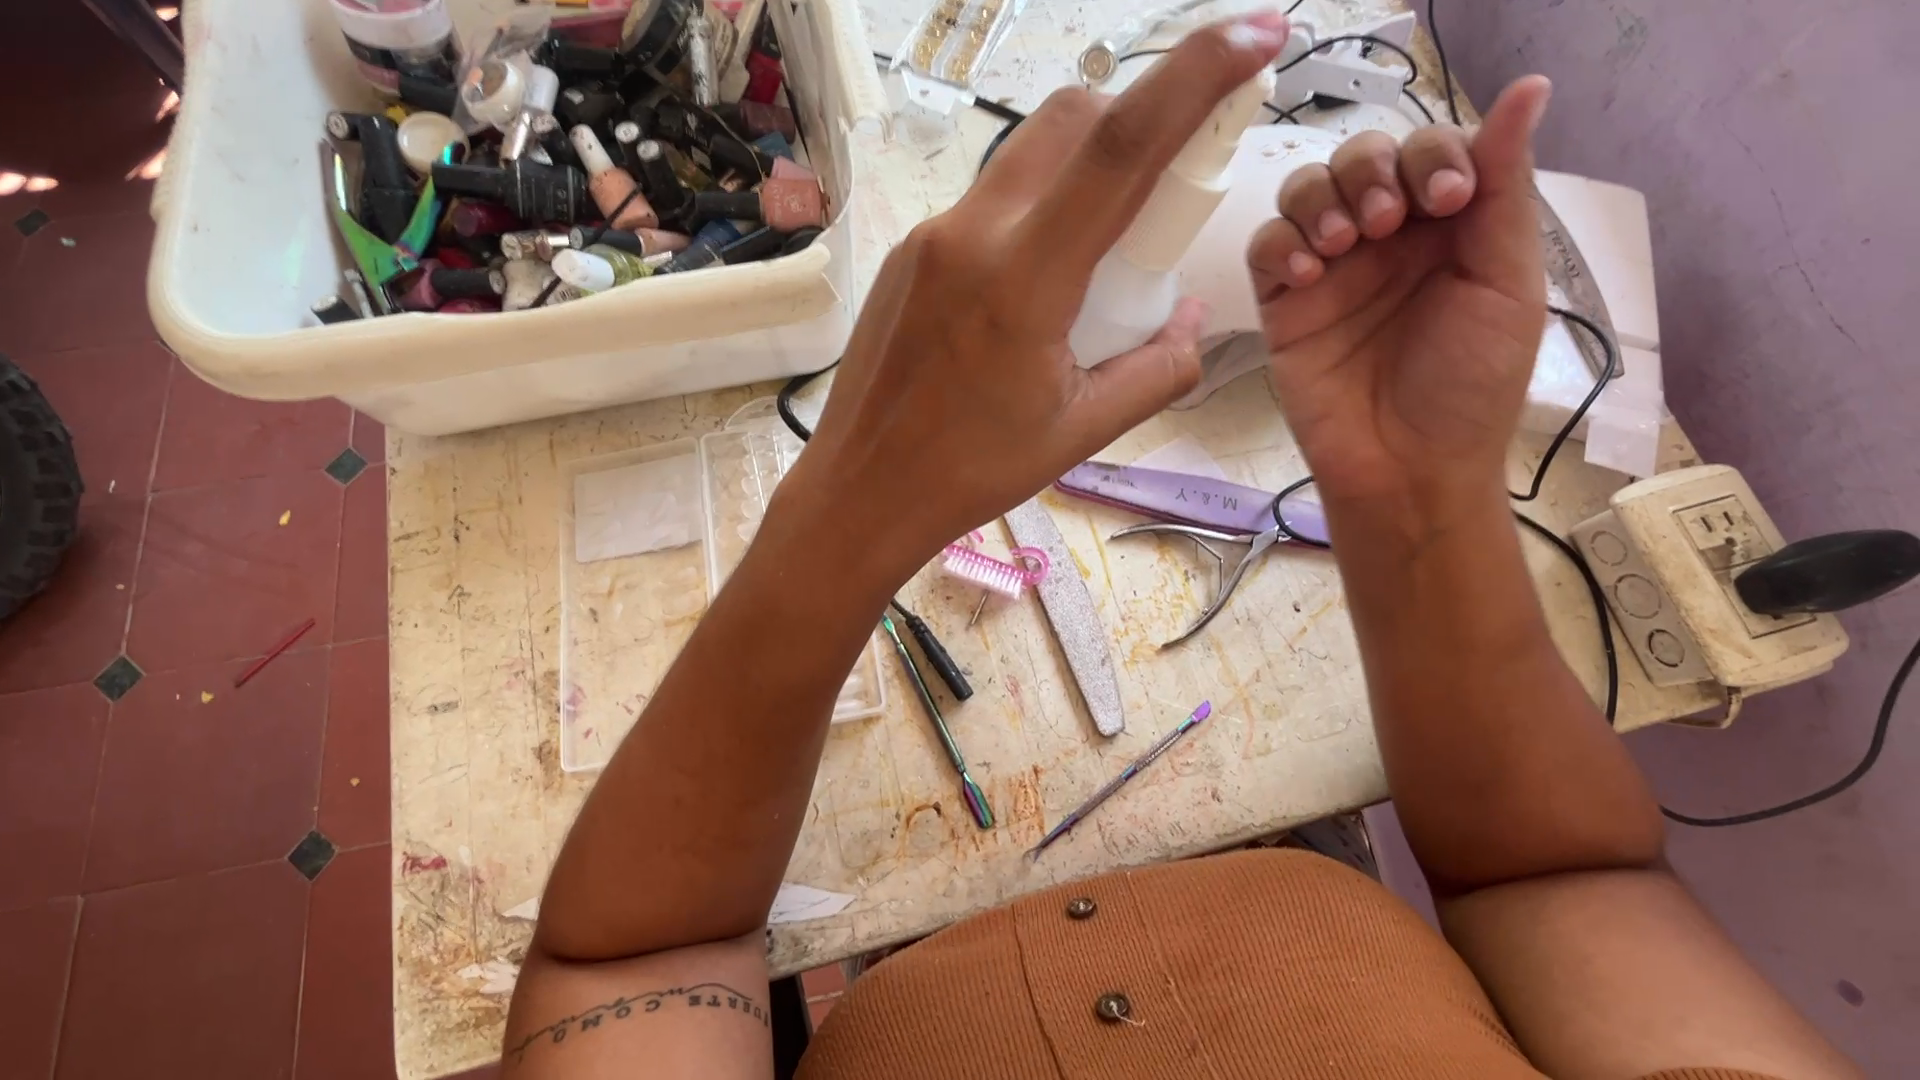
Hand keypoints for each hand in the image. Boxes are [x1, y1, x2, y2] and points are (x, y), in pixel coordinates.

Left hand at [777, 13, 1292, 574]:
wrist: (862, 490)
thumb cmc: (971, 472)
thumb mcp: (1082, 430)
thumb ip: (1158, 367)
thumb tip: (1191, 314)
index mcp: (1022, 279)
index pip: (1121, 145)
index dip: (1197, 74)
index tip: (1259, 33)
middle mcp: (970, 234)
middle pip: (1072, 118)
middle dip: (1139, 115)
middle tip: (1172, 176)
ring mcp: (930, 236)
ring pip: (1027, 154)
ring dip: (1085, 166)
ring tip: (1102, 247)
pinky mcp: (910, 253)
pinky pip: (990, 200)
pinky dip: (1037, 209)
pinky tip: (1039, 278)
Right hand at [1247, 77, 1554, 508]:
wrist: (1404, 466)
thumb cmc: (1467, 386)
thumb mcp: (1505, 285)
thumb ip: (1503, 191)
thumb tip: (1530, 86)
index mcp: (1448, 228)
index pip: (1429, 150)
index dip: (1432, 156)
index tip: (1446, 203)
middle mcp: (1385, 239)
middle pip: (1360, 156)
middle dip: (1370, 172)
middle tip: (1382, 223)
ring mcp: (1329, 270)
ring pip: (1305, 190)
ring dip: (1321, 200)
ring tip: (1341, 244)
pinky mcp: (1283, 303)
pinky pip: (1265, 247)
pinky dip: (1279, 244)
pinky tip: (1306, 273)